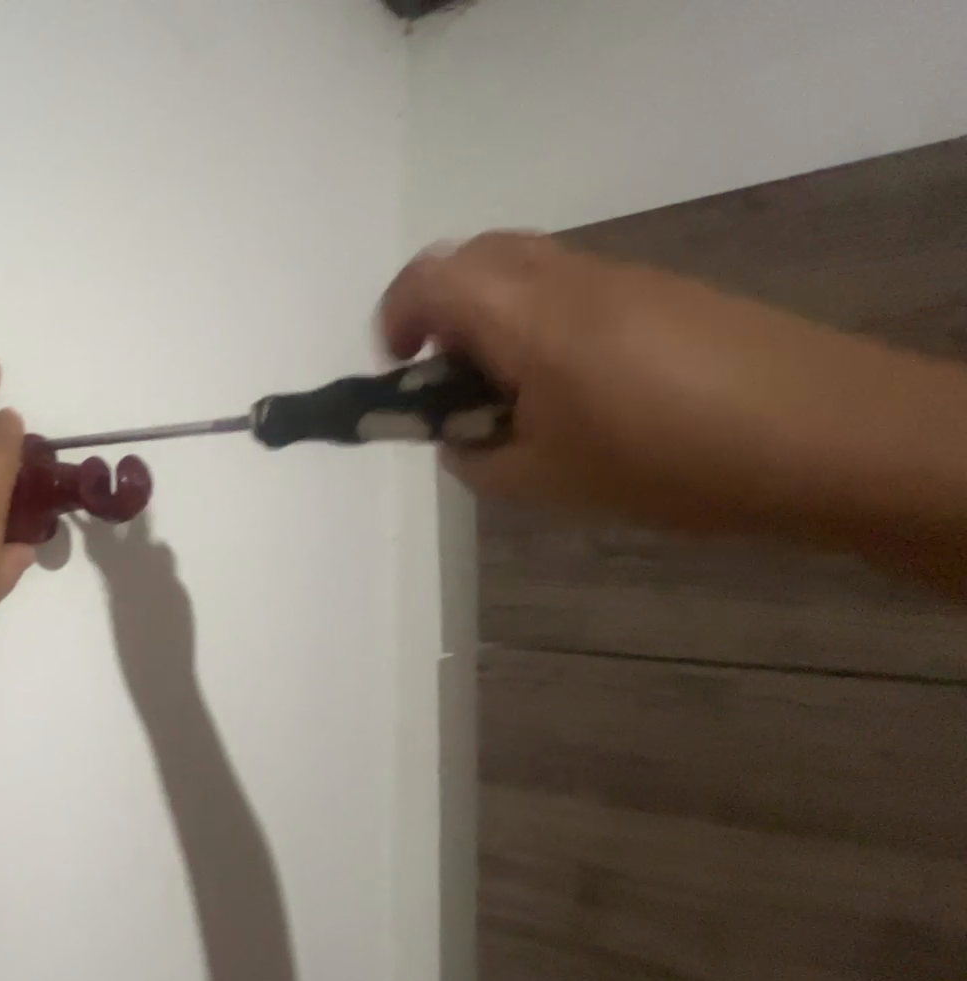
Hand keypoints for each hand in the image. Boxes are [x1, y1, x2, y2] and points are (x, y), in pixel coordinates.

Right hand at [379, 231, 960, 539]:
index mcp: (526, 319)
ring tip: (511, 386)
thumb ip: (473, 458)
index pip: (431, 277)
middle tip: (448, 370)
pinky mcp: (665, 291)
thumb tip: (458, 438)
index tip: (402, 367)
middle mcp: (568, 279)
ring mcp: (623, 278)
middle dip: (439, 306)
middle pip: (475, 254)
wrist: (829, 437)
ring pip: (526, 266)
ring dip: (492, 312)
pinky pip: (574, 284)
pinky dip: (542, 318)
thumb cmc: (663, 462)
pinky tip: (574, 383)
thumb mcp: (540, 482)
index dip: (395, 315)